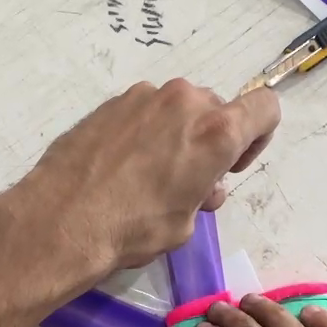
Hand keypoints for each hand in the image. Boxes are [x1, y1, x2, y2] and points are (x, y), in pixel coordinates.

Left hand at [6, 79, 278, 280]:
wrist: (61, 220)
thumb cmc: (132, 230)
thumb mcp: (183, 225)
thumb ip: (203, 194)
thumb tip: (202, 186)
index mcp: (216, 132)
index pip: (265, 108)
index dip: (256, 138)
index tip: (231, 167)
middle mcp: (185, 101)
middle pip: (217, 110)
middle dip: (209, 141)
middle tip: (184, 182)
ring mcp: (144, 96)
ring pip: (177, 110)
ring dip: (174, 135)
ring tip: (146, 177)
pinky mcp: (110, 102)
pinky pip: (143, 112)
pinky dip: (142, 133)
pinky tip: (119, 168)